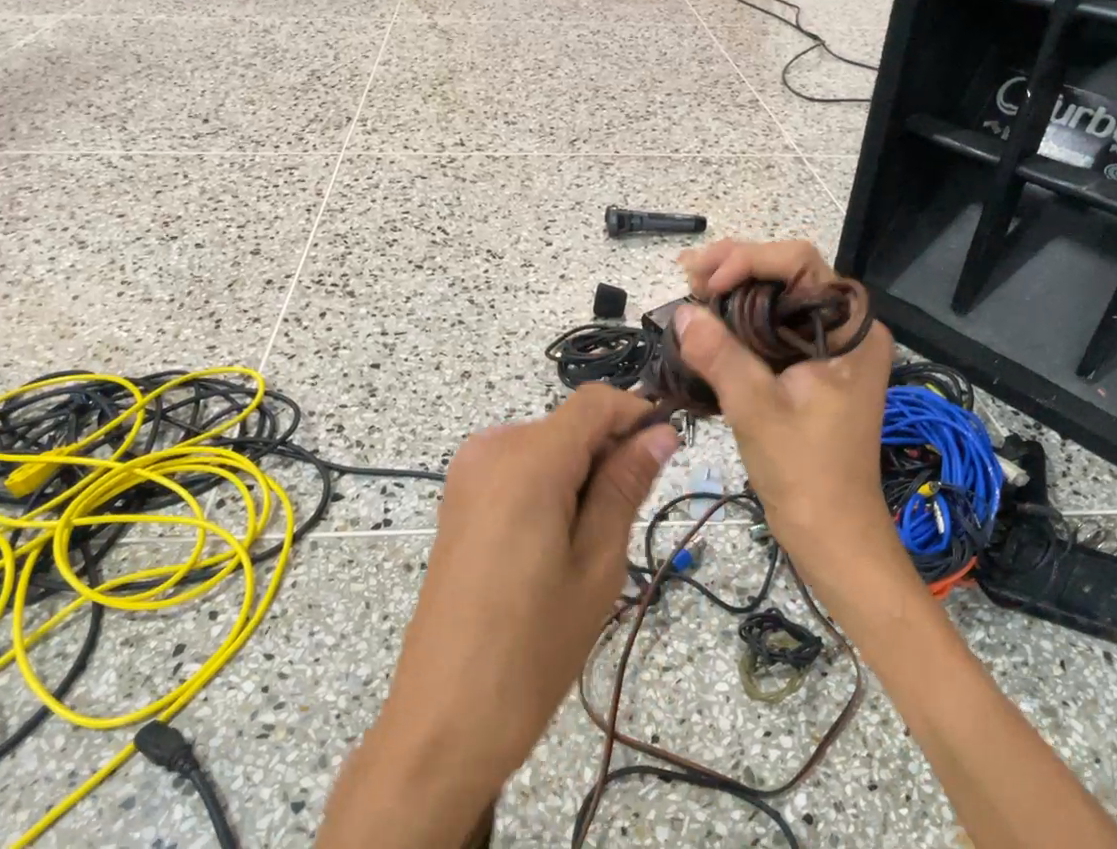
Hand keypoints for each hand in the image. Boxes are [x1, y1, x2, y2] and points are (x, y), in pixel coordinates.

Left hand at [318, 386, 676, 846]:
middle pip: (568, 424)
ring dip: (581, 474)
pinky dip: (550, 488)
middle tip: (634, 515)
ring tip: (596, 541)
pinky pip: (518, 471)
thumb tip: (660, 433)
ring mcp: (467, 476)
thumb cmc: (535, 646)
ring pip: (545, 448)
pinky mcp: (458, 502)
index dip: (637, 414)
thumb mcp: (597, 564)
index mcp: (527, 460)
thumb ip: (625, 487)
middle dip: (610, 452)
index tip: (670, 452)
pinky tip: (559, 542)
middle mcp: (490, 451)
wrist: (446, 715)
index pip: (594, 401)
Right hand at [674, 240, 898, 565]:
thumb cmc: (805, 472)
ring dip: (735, 292)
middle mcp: (848, 330)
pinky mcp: (814, 371)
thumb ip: (720, 354)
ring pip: (779, 301)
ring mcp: (831, 350)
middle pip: (789, 275)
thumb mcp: (755, 408)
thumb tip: (683, 312)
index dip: (749, 259)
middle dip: (736, 268)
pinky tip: (708, 323)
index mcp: (851, 330)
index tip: (705, 281)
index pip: (801, 264)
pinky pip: (775, 330)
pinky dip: (741, 322)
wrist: (832, 531)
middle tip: (687, 275)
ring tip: (690, 290)